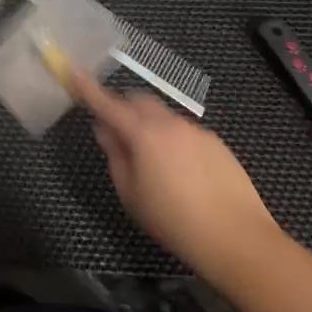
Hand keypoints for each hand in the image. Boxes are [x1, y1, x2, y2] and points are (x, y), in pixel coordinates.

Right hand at [69, 72, 281, 273]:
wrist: (240, 241)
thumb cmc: (174, 221)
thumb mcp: (131, 194)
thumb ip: (115, 156)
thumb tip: (105, 131)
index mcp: (143, 133)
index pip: (107, 103)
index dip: (86, 87)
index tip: (71, 70)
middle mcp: (170, 124)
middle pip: (139, 101)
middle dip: (123, 108)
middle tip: (115, 131)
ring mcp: (198, 132)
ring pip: (163, 117)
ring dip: (150, 127)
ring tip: (153, 162)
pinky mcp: (218, 146)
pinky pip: (185, 133)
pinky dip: (173, 142)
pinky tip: (182, 173)